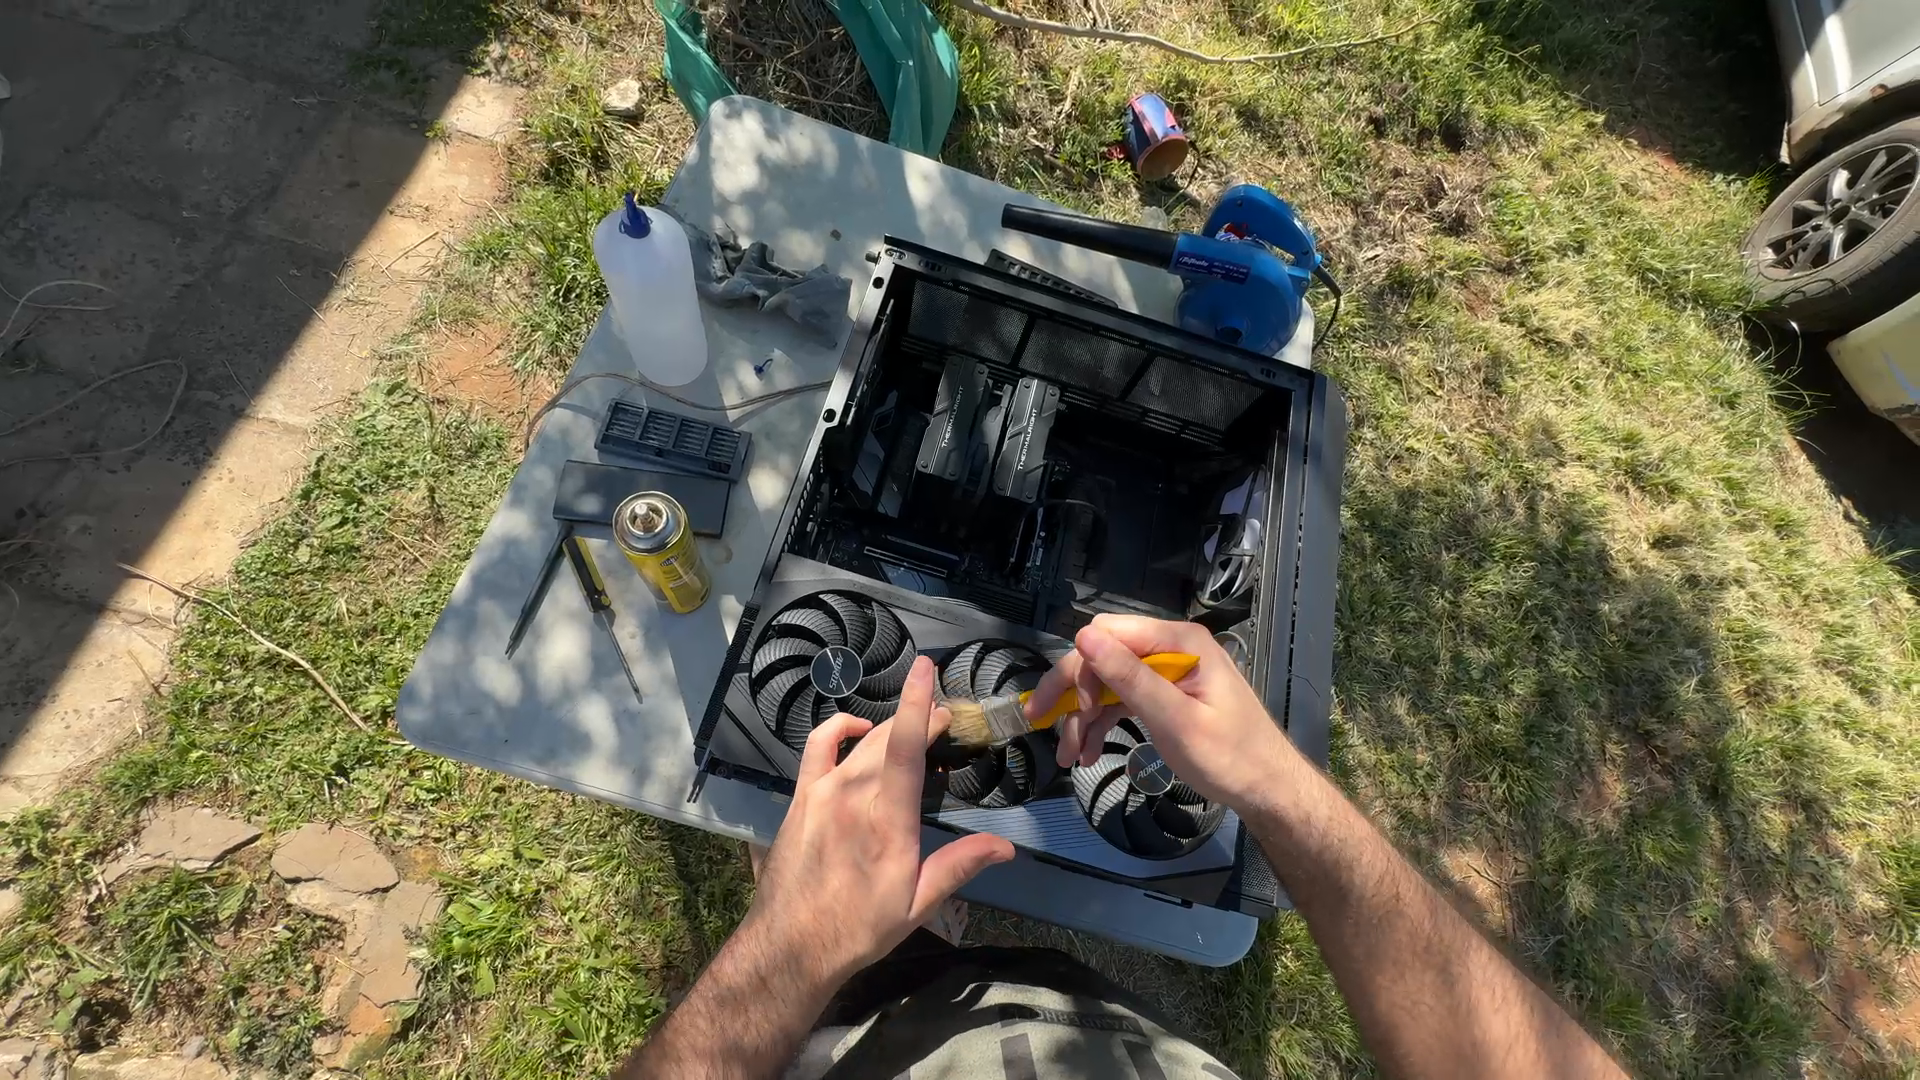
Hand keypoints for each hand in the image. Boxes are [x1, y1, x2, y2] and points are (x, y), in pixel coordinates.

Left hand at [740, 656, 1013, 988]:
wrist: (789, 946)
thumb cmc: (859, 927)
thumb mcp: (917, 905)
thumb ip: (959, 866)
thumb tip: (1007, 847)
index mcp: (888, 820)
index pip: (906, 747)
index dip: (918, 704)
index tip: (928, 670)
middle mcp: (854, 794)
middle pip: (889, 736)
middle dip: (920, 718)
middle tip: (944, 720)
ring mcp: (822, 790)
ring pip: (863, 740)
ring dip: (890, 725)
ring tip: (912, 725)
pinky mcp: (801, 794)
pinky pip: (819, 744)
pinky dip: (841, 726)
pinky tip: (859, 729)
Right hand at [1028, 615, 1302, 809]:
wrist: (1268, 790)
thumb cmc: (1231, 757)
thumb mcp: (1176, 720)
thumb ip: (1129, 677)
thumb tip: (1082, 636)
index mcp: (1177, 641)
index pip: (1108, 633)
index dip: (1082, 666)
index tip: (1074, 708)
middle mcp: (1167, 647)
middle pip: (1100, 656)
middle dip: (1070, 691)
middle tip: (1040, 721)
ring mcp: (1163, 671)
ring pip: (1104, 681)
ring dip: (1082, 716)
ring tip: (1069, 756)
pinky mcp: (1161, 693)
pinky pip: (1119, 699)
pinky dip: (1101, 724)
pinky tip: (1088, 752)